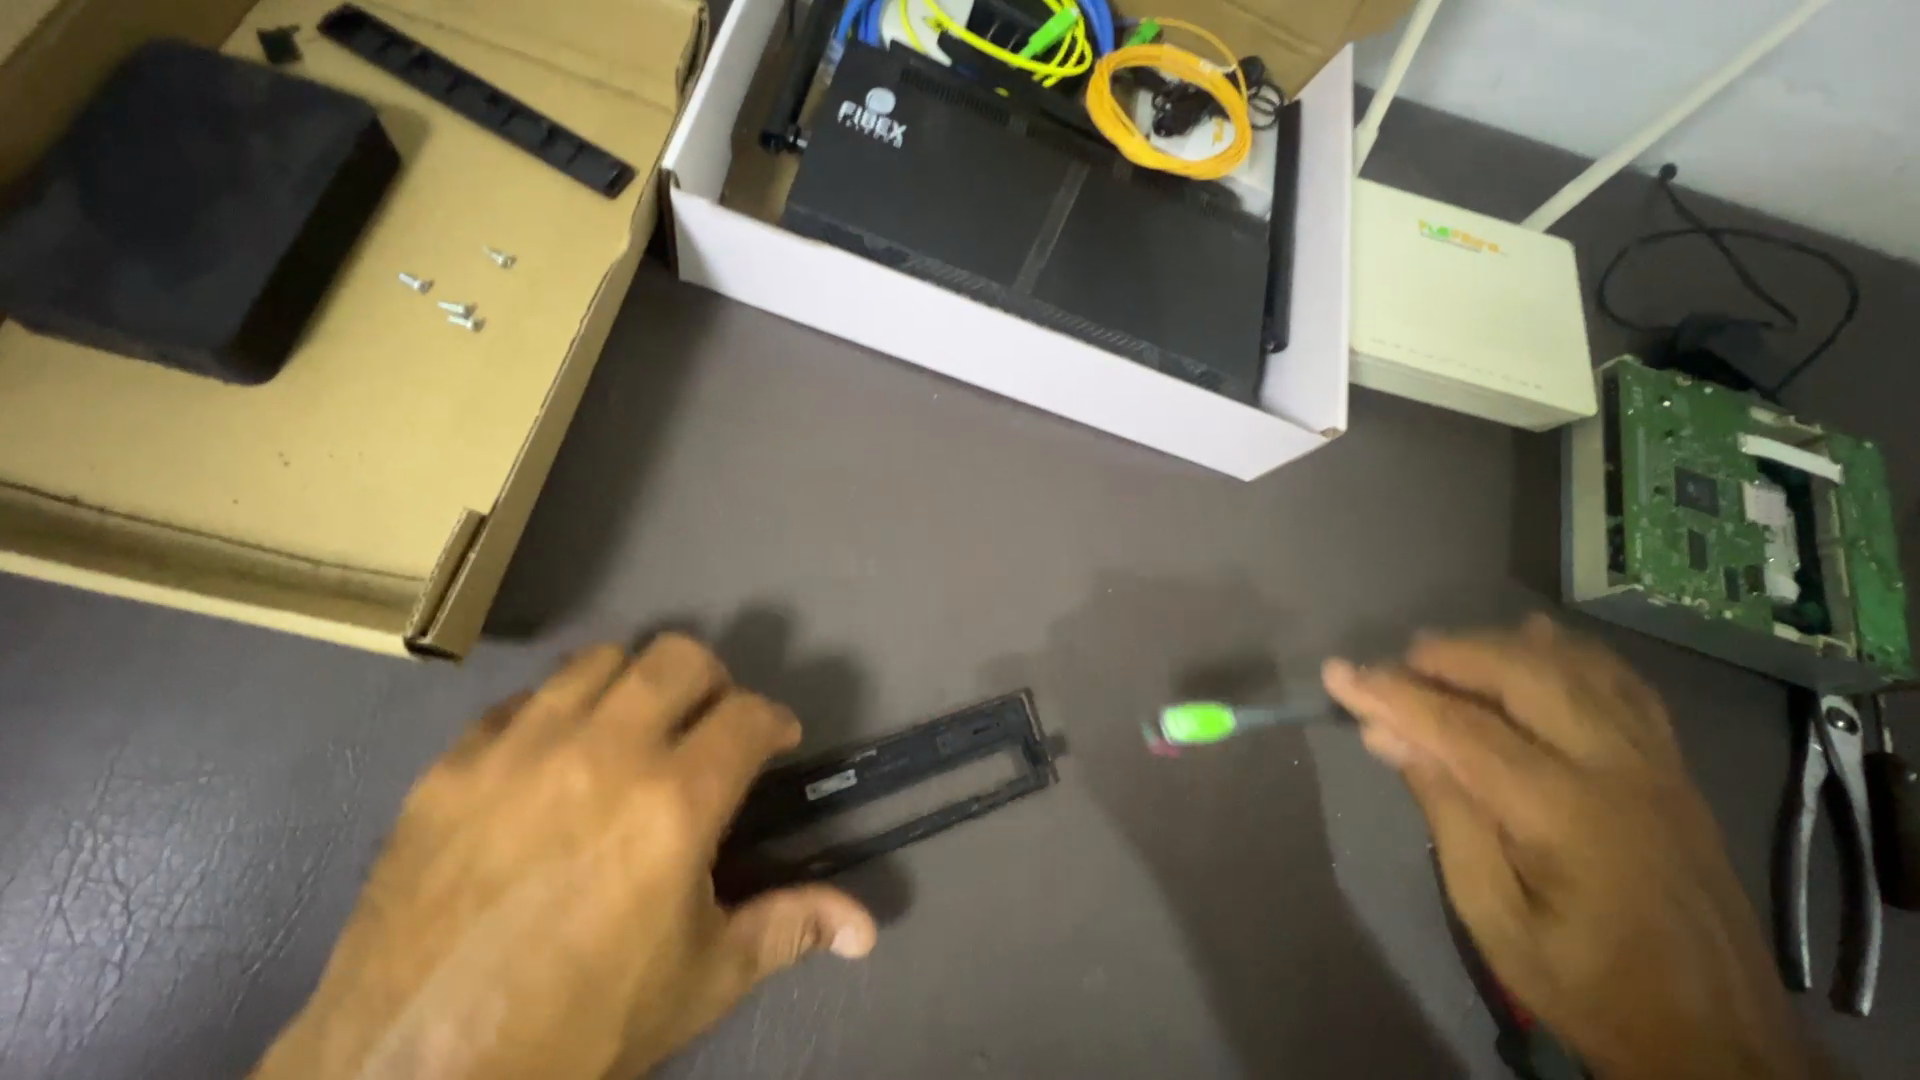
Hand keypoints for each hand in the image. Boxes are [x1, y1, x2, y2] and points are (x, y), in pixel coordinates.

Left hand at [253, 636, 876, 1079]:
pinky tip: (553, 762)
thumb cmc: (580, 1025)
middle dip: (713, 681)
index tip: (777, 743)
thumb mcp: (702, 981)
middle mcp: (603, 753)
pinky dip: (554, 714)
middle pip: (679, 657)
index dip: (776, 721)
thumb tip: (866, 928)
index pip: (750, 714)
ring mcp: (518, 750)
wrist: (412, 1073)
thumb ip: (790, 928)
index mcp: (675, 803)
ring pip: (599, 660)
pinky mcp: (451, 765)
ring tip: (634, 730)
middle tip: (709, 726)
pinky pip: (519, 702)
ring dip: (634, 683)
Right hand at [1324, 617, 1817, 1079]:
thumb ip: (1446, 812)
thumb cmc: (1585, 984)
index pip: (1461, 727)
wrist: (1717, 1041)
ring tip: (1444, 655)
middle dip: (1449, 655)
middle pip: (1525, 674)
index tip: (1335, 673)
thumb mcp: (1492, 914)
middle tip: (1391, 665)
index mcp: (1567, 814)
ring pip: (1575, 665)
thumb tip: (1388, 734)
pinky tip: (1533, 649)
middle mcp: (1618, 768)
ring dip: (1502, 647)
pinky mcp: (1674, 767)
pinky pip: (1622, 683)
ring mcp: (1656, 762)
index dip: (1391, 694)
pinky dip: (1567, 655)